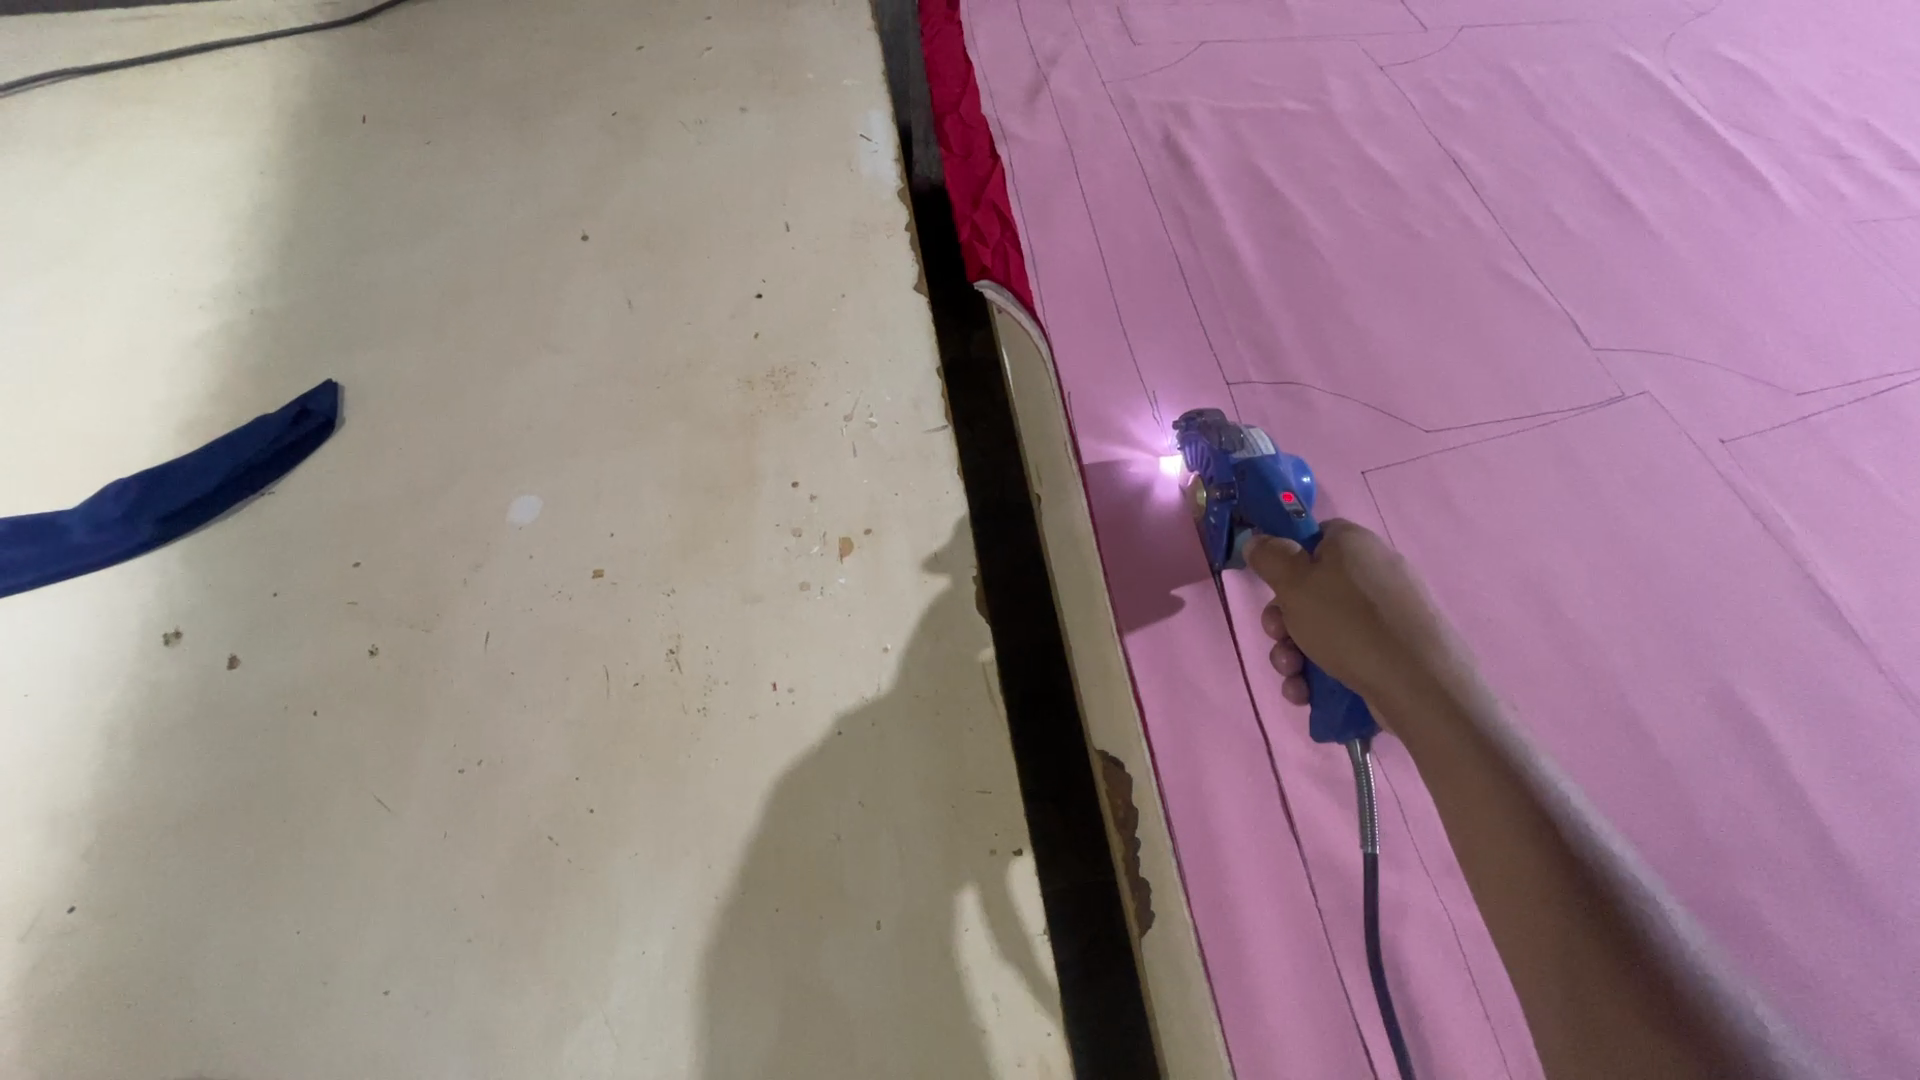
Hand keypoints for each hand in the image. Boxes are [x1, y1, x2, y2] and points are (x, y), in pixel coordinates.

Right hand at [1247, 519, 1466, 719]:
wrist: (1420, 686)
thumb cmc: (1349, 624)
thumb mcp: (1294, 584)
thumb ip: (1270, 557)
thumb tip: (1258, 539)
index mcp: (1353, 544)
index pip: (1312, 536)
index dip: (1286, 559)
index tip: (1270, 584)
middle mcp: (1373, 571)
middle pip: (1310, 588)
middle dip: (1282, 621)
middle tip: (1276, 637)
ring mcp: (1385, 614)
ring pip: (1321, 627)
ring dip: (1293, 652)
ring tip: (1292, 675)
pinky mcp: (1392, 649)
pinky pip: (1343, 653)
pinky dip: (1318, 672)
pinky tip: (1305, 692)